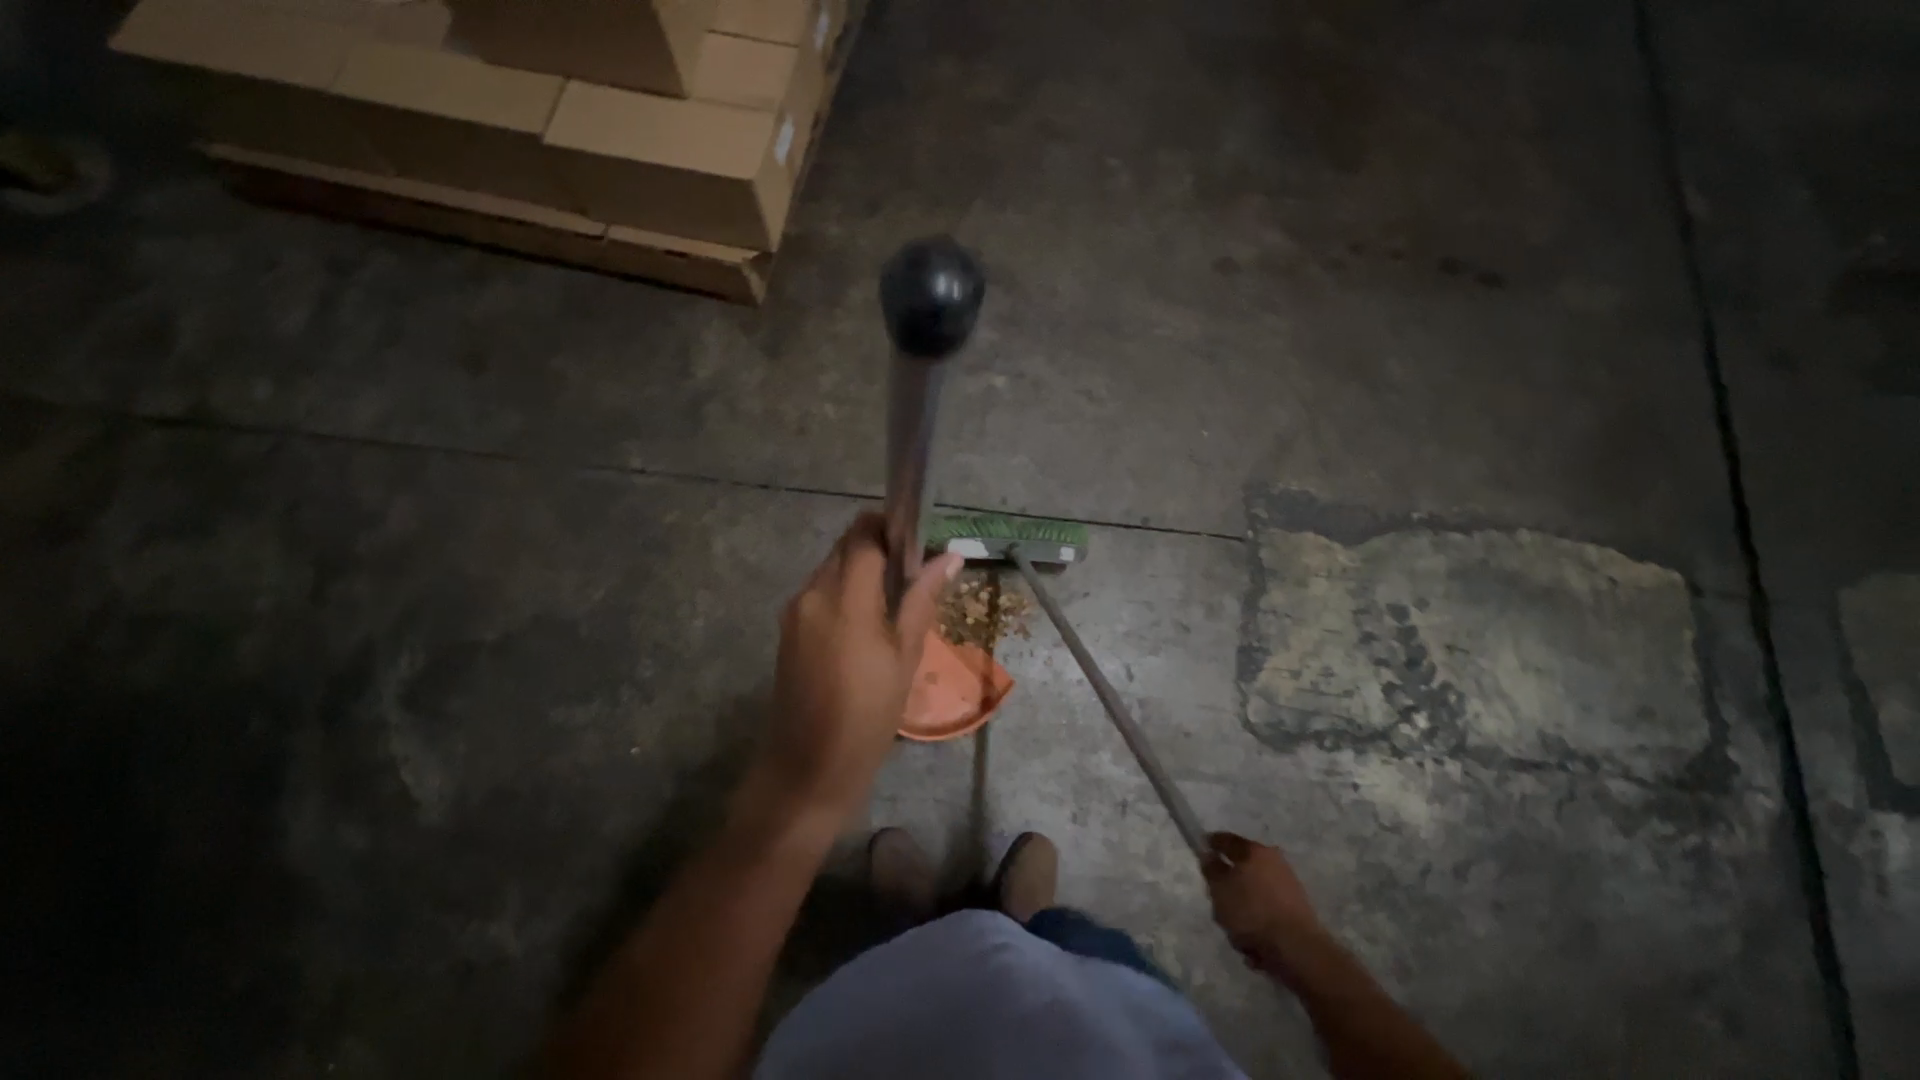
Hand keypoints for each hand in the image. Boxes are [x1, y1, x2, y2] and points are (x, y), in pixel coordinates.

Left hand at [757, 513, 961, 827]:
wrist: (808, 767)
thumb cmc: (868, 716)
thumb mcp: (905, 657)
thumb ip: (922, 600)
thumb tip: (950, 555)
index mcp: (844, 598)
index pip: (864, 534)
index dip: (891, 527)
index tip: (919, 542)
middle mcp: (812, 593)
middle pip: (845, 547)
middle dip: (878, 548)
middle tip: (913, 575)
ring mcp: (794, 611)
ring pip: (831, 569)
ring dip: (860, 572)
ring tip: (895, 604)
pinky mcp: (787, 630)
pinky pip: (819, 594)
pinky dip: (844, 594)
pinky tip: (867, 625)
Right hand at [1202, 832, 1324, 975]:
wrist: (1297, 948)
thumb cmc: (1251, 912)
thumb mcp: (1219, 889)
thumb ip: (1211, 870)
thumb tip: (1209, 855)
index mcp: (1254, 851)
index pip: (1227, 840)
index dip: (1212, 843)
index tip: (1201, 848)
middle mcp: (1275, 862)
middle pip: (1243, 868)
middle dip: (1229, 882)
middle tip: (1216, 897)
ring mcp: (1289, 886)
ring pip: (1255, 892)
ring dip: (1243, 907)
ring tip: (1235, 928)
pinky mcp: (1297, 911)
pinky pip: (1267, 912)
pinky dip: (1258, 922)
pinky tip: (1253, 943)